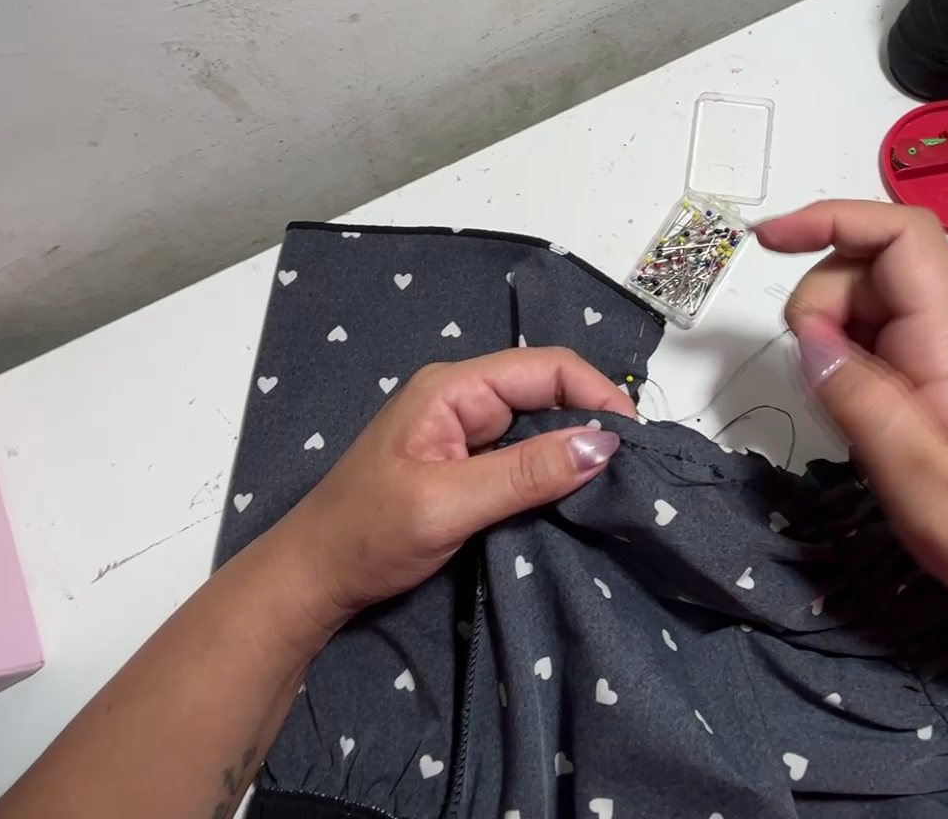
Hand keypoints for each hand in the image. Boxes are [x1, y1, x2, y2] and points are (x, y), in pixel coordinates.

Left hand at [266, 347, 633, 625]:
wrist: (313, 579)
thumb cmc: (365, 534)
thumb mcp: (446, 504)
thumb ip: (525, 473)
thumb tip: (603, 445)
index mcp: (454, 388)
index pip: (545, 368)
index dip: (595, 393)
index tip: (634, 441)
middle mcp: (465, 398)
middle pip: (548, 390)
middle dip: (592, 420)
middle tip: (633, 468)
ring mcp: (467, 430)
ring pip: (541, 423)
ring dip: (576, 448)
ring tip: (616, 482)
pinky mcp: (470, 462)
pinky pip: (526, 453)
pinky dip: (555, 470)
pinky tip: (578, 493)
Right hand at [755, 201, 947, 656]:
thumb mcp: (925, 485)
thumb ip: (862, 404)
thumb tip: (808, 336)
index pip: (902, 236)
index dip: (832, 218)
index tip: (767, 241)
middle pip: (867, 271)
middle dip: (819, 311)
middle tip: (822, 390)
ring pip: (866, 308)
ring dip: (831, 346)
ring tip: (850, 422)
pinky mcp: (945, 380)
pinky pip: (879, 345)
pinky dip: (849, 369)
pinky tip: (864, 424)